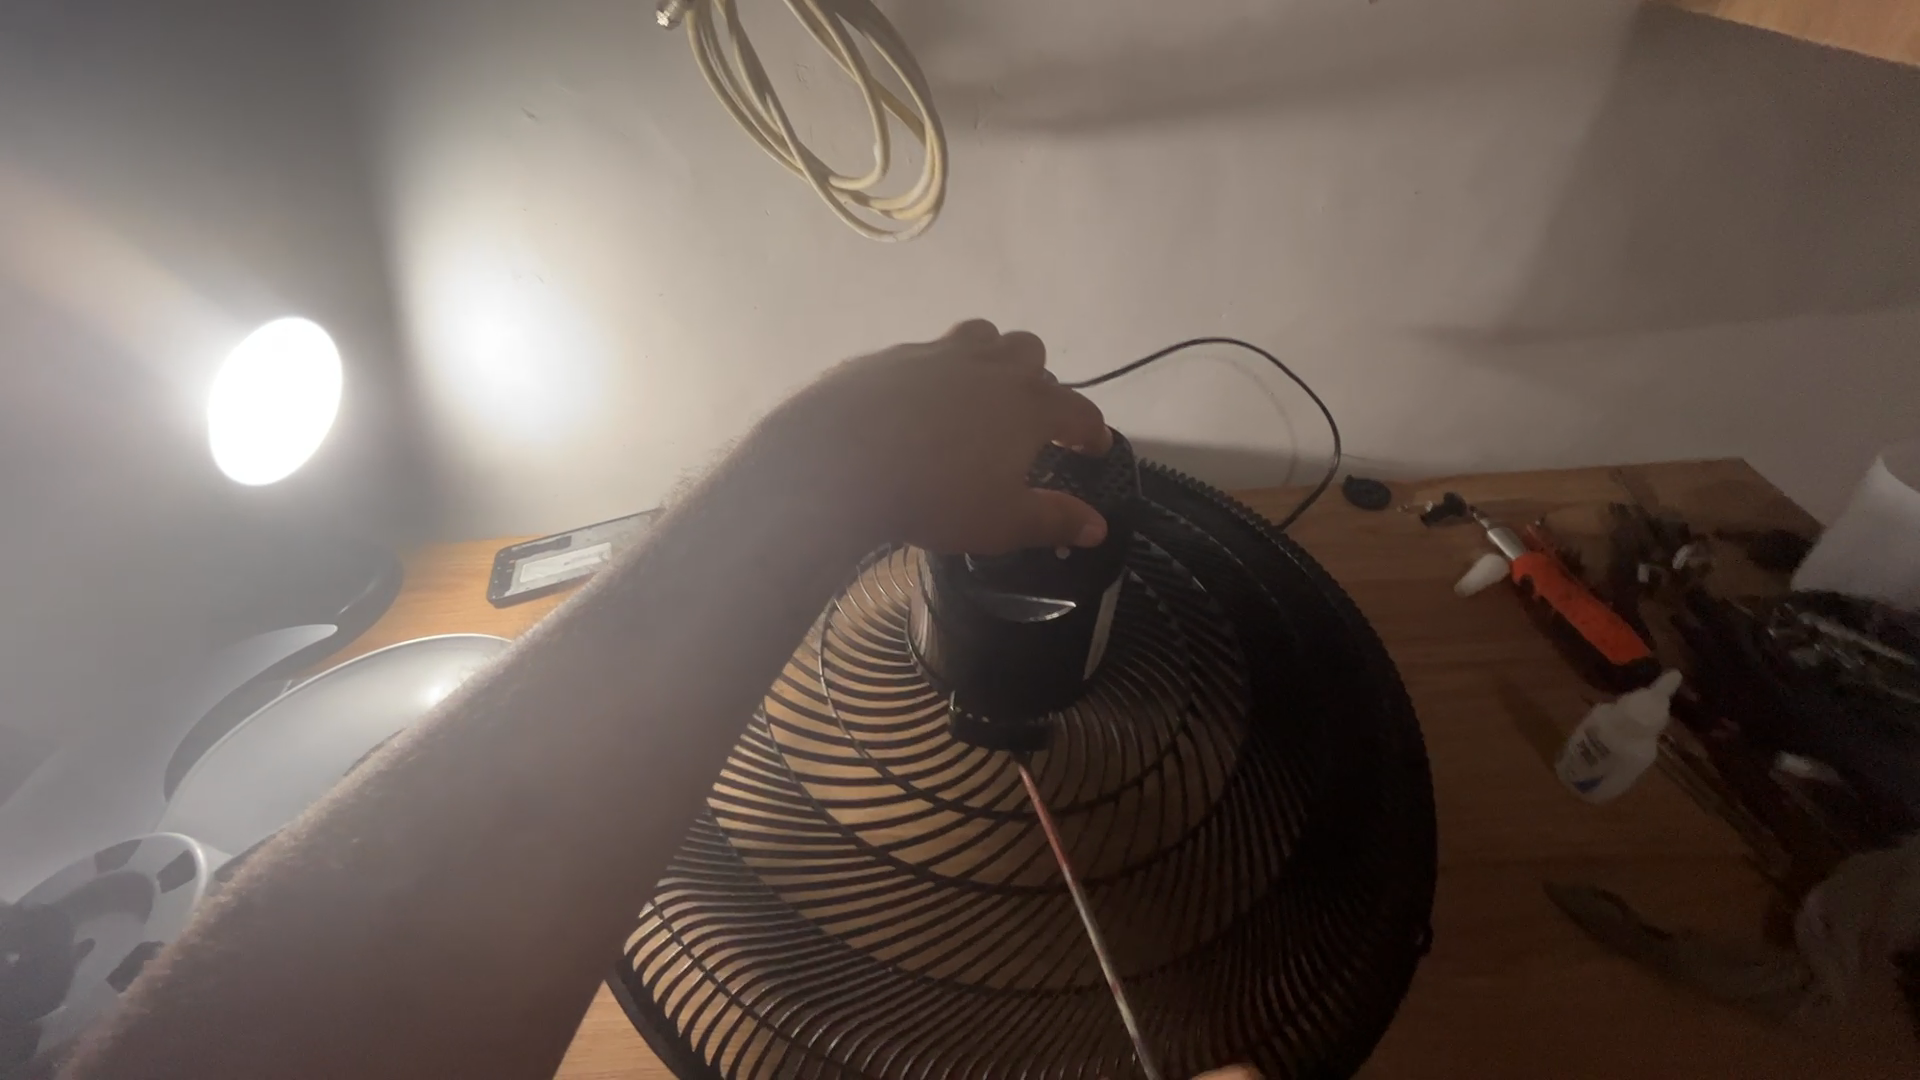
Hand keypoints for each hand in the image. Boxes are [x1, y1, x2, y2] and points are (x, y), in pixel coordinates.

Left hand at [760, 320, 1113, 554]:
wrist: (840, 459)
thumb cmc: (937, 495)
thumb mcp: (1003, 522)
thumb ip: (1054, 520)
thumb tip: (1098, 527)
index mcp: (1030, 404)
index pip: (1079, 412)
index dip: (1091, 431)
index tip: (1095, 446)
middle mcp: (992, 366)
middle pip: (1032, 355)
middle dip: (1039, 384)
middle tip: (1028, 421)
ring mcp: (941, 353)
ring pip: (984, 337)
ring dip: (993, 360)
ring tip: (981, 393)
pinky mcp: (894, 355)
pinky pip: (930, 352)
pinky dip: (939, 372)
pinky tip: (920, 403)